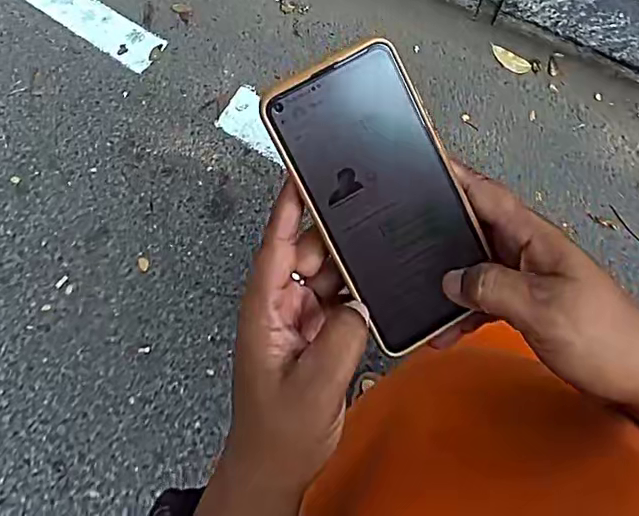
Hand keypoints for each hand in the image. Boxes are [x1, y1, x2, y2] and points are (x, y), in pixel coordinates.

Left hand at [199, 177, 368, 514]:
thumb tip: (362, 299)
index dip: (287, 202)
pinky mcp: (314, 325)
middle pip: (307, 248)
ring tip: (375, 249)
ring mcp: (297, 312)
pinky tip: (372, 285)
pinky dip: (354, 287)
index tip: (299, 169)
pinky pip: (337, 292)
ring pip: (326, 268)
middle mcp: (278, 300)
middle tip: (364, 212)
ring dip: (348, 263)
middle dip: (334, 232)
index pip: (274, 239)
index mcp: (264, 304)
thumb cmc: (277, 433)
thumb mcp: (315, 384)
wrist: (275, 469)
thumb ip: (343, 334)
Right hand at [433, 162, 638, 448]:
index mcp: (532, 235)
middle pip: (472, 223)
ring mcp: (525, 274)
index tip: (424, 156)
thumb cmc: (607, 336)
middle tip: (404, 222)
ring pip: (473, 263)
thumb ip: (492, 287)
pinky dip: (463, 310)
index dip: (453, 172)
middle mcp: (525, 248)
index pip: (484, 191)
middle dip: (438, 222)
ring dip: (448, 277)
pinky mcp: (526, 302)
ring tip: (416, 288)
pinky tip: (445, 329)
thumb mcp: (543, 308)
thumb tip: (452, 280)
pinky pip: (483, 295)